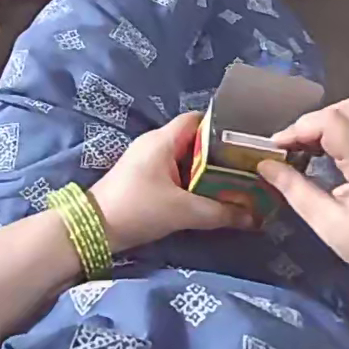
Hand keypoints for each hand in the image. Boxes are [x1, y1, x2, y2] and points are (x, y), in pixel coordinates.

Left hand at [90, 113, 253, 251]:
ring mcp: (146, 160)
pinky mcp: (142, 177)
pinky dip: (190, 180)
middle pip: (194, 139)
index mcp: (163, 140)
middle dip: (219, 154)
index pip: (198, 119)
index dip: (222, 128)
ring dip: (205, 170)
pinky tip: (207, 194)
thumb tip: (255, 218)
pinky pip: (173, 171)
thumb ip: (221, 213)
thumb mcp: (184, 212)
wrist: (93, 229)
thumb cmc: (138, 209)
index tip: (244, 143)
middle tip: (244, 167)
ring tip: (233, 182)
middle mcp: (154, 143)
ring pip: (184, 158)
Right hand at [257, 100, 348, 289]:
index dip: (298, 128)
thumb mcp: (328, 224)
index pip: (331, 121)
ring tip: (302, 148)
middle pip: (343, 110)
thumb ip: (296, 190)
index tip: (275, 148)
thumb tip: (265, 165)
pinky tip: (322, 152)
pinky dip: (337, 130)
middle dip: (310, 123)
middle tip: (288, 147)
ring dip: (324, 124)